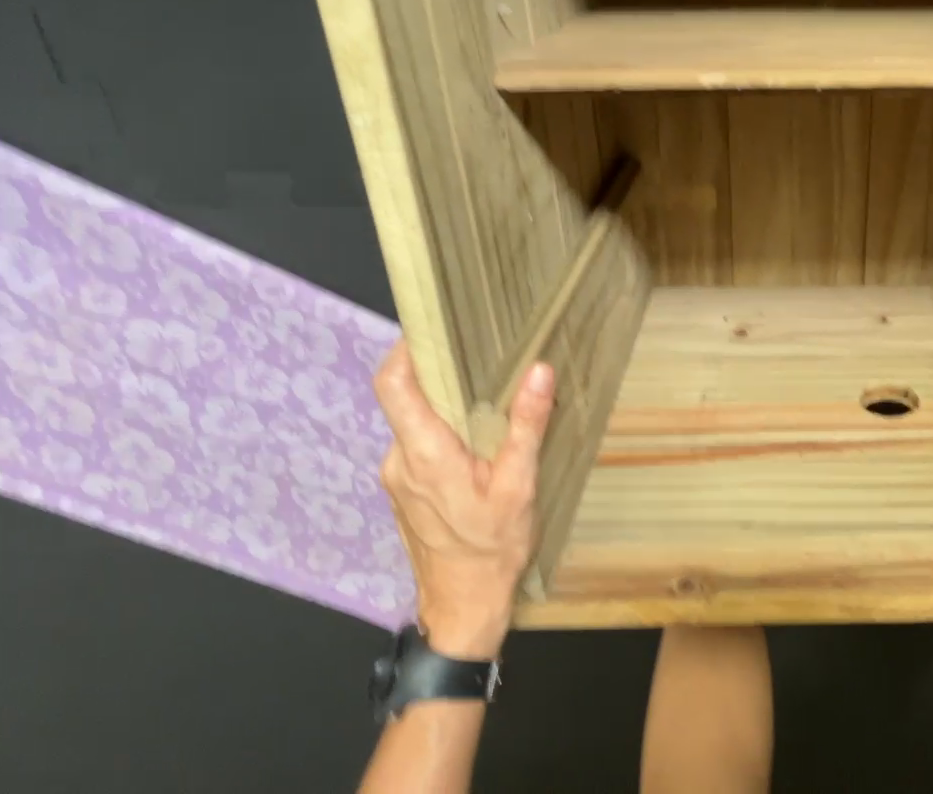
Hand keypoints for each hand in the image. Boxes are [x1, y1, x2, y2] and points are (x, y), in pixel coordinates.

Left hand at [374, 340, 554, 658]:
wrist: (464, 606)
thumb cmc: (493, 548)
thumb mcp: (520, 485)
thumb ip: (525, 426)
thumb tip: (539, 370)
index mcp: (425, 454)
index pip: (393, 385)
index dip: (405, 349)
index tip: (434, 325)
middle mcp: (399, 460)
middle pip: (405, 398)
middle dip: (439, 372)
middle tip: (481, 353)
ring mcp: (398, 477)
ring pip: (413, 421)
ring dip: (445, 404)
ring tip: (489, 395)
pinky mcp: (405, 489)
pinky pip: (418, 442)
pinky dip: (442, 429)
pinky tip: (478, 437)